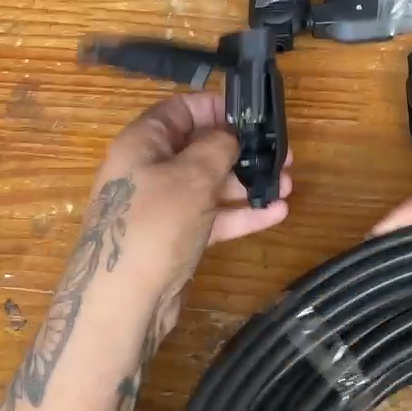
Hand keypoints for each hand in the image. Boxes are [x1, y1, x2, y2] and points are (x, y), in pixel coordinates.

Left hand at [88, 92, 293, 297]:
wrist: (124, 303)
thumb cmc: (155, 224)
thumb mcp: (193, 175)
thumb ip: (219, 146)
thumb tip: (232, 135)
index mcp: (143, 143)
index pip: (181, 109)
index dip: (217, 107)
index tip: (254, 114)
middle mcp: (149, 169)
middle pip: (201, 147)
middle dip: (243, 150)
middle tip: (283, 154)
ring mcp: (162, 206)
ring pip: (211, 184)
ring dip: (248, 183)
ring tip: (287, 184)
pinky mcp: (175, 237)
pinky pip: (212, 216)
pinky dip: (241, 214)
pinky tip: (275, 213)